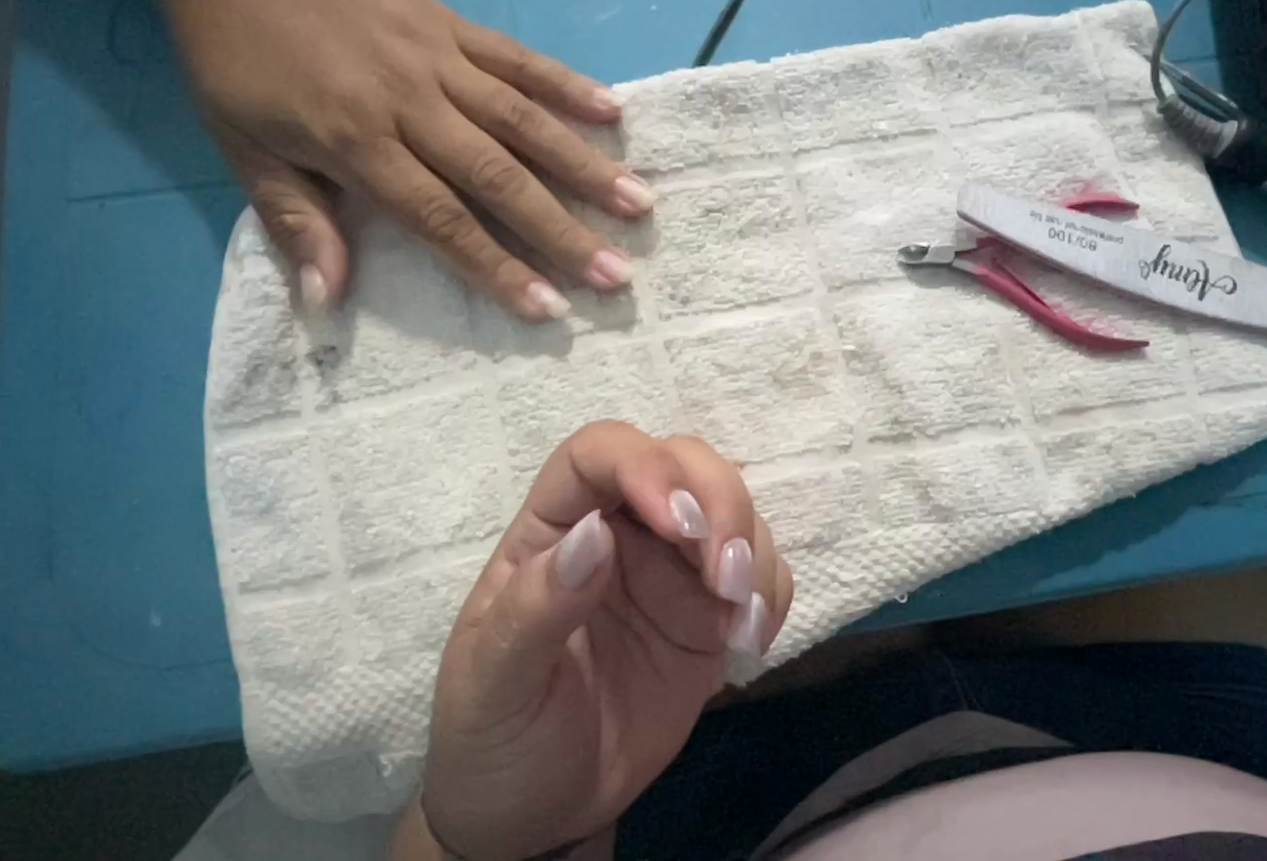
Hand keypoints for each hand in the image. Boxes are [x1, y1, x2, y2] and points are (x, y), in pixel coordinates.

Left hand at [160, 0, 654, 320]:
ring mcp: (440, 59)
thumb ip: (295, 223)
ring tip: (638, 204)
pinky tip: (613, 112)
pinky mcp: (453, 25)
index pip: (441, 219)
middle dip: (561, 231)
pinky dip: (565, 84)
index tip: (550, 309)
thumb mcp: (242, 149)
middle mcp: (411, 104)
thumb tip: (328, 301)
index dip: (497, 268)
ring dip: (584, 166)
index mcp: (358, 142)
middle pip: (498, 177)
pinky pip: (518, 58)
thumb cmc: (236, 61)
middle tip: (617, 274)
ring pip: (522, 121)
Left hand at [416, 423, 793, 860]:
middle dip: (720, 504)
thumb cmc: (496, 736)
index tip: (678, 524)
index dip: (643, 467)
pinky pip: (760, 572)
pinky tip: (751, 642)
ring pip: (733, 510)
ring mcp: (671, 568)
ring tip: (742, 624)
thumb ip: (537, 608)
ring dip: (752, 550)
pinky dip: (772, 592)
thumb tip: (596, 534)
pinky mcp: (711, 612)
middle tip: (726, 576)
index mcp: (555, 526)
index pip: (599, 453)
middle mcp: (620, 529)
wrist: (540, 812)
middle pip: (684, 462)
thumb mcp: (495, 680)